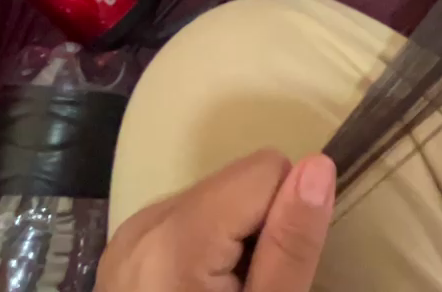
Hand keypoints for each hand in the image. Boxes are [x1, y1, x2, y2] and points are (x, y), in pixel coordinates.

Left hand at [98, 150, 335, 291]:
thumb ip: (291, 244)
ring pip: (217, 198)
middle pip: (238, 181)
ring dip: (236, 241)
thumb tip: (319, 164)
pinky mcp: (122, 257)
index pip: (268, 169)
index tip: (272, 277)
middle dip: (260, 229)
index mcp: (176, 236)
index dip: (287, 218)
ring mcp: (126, 240)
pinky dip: (208, 250)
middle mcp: (144, 224)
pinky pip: (189, 220)